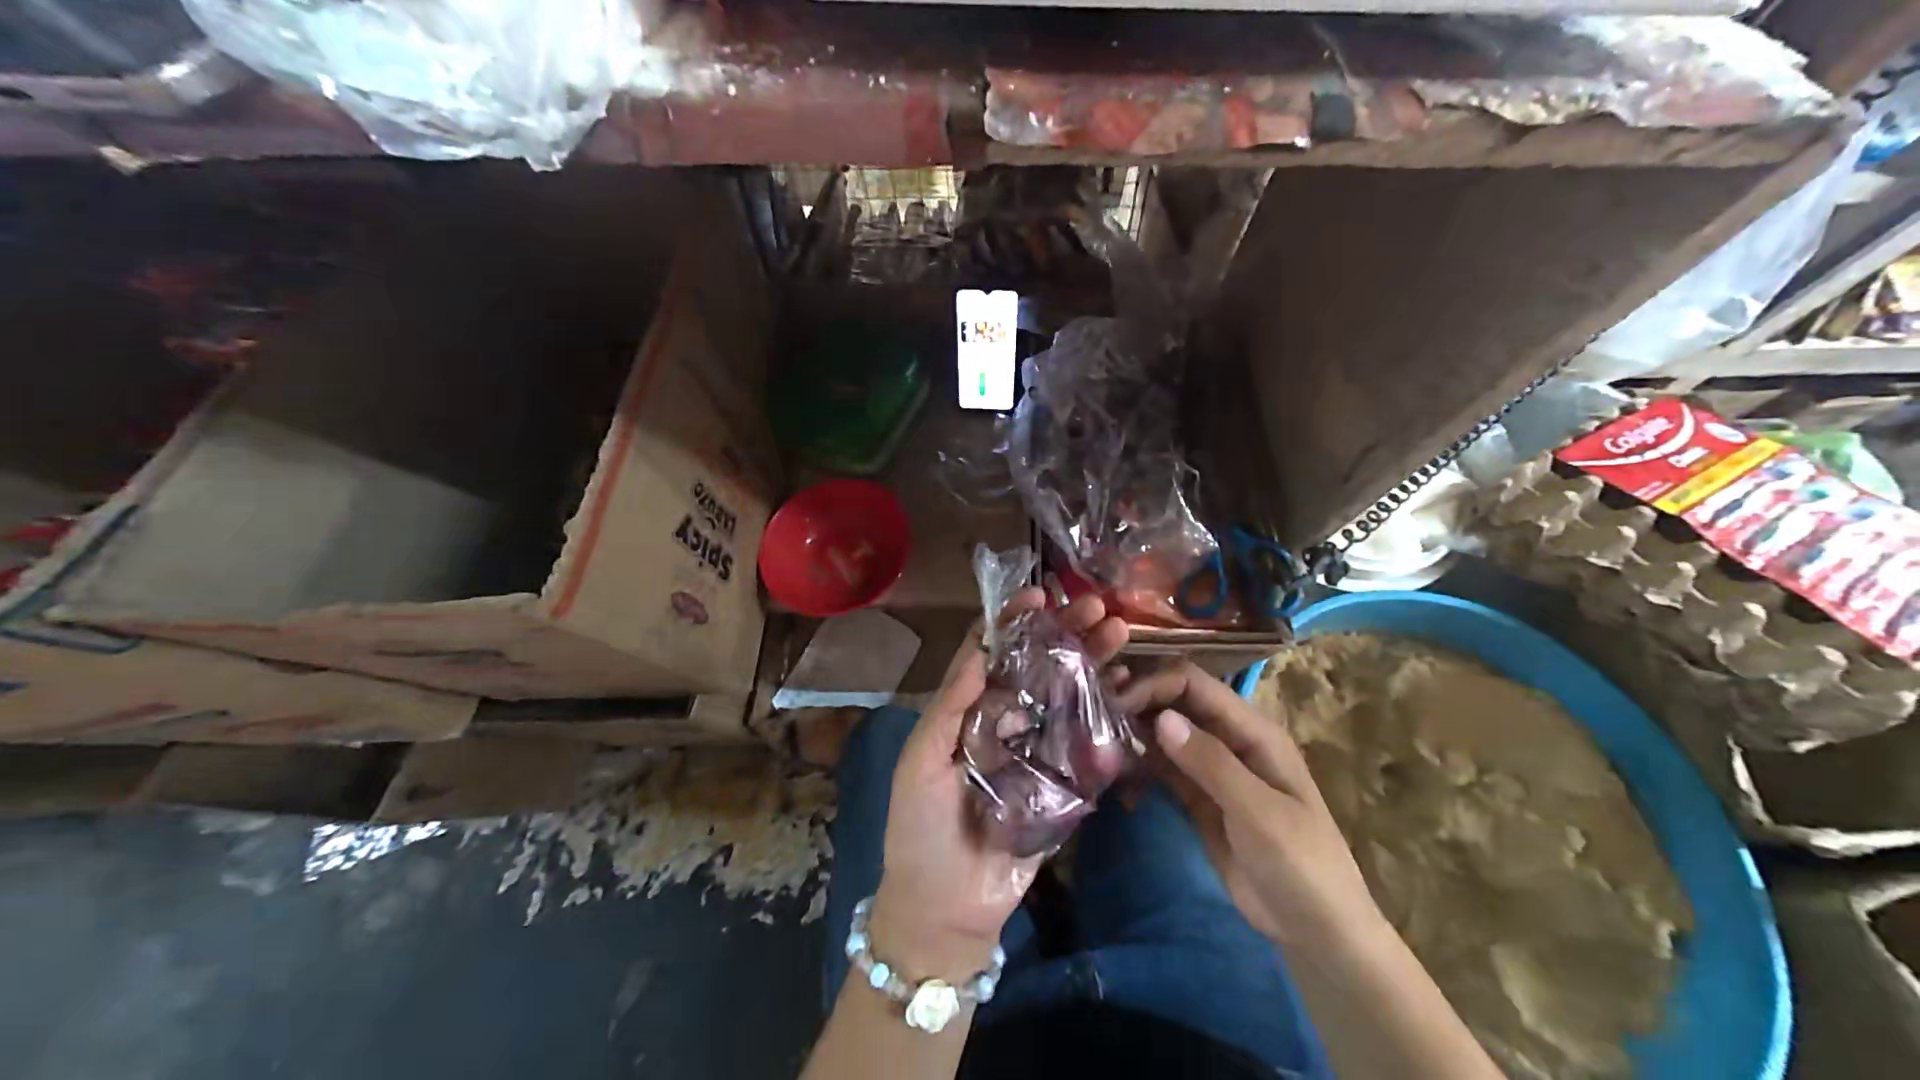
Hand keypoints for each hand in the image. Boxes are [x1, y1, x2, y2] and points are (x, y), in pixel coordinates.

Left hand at [869, 590, 1128, 978]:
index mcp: (967, 713)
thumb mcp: (919, 765)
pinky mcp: (1064, 785)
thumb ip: (949, 708)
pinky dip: (1107, 713)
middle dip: (1063, 634)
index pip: (991, 656)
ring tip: (1118, 632)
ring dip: (1091, 663)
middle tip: (1095, 605)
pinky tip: (1128, 686)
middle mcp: (1005, 724)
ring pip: (1066, 696)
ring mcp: (1037, 752)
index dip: (1012, 623)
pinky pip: (1086, 743)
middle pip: (1037, 668)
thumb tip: (978, 650)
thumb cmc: (920, 831)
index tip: (1037, 594)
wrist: (946, 910)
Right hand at [1115, 661, 1383, 946]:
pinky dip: (1140, 766)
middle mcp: (1230, 740)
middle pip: (1176, 704)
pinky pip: (1163, 769)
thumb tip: (1161, 718)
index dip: (1154, 685)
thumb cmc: (1301, 865)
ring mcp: (1213, 770)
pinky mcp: (1198, 798)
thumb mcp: (1259, 813)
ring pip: (1165, 735)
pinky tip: (1116, 775)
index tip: (1115, 703)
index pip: (1195, 686)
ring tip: (1097, 748)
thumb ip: (1211, 763)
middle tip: (1094, 720)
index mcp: (1253, 732)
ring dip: (1133, 735)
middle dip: (1137, 705)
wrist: (1318, 932)